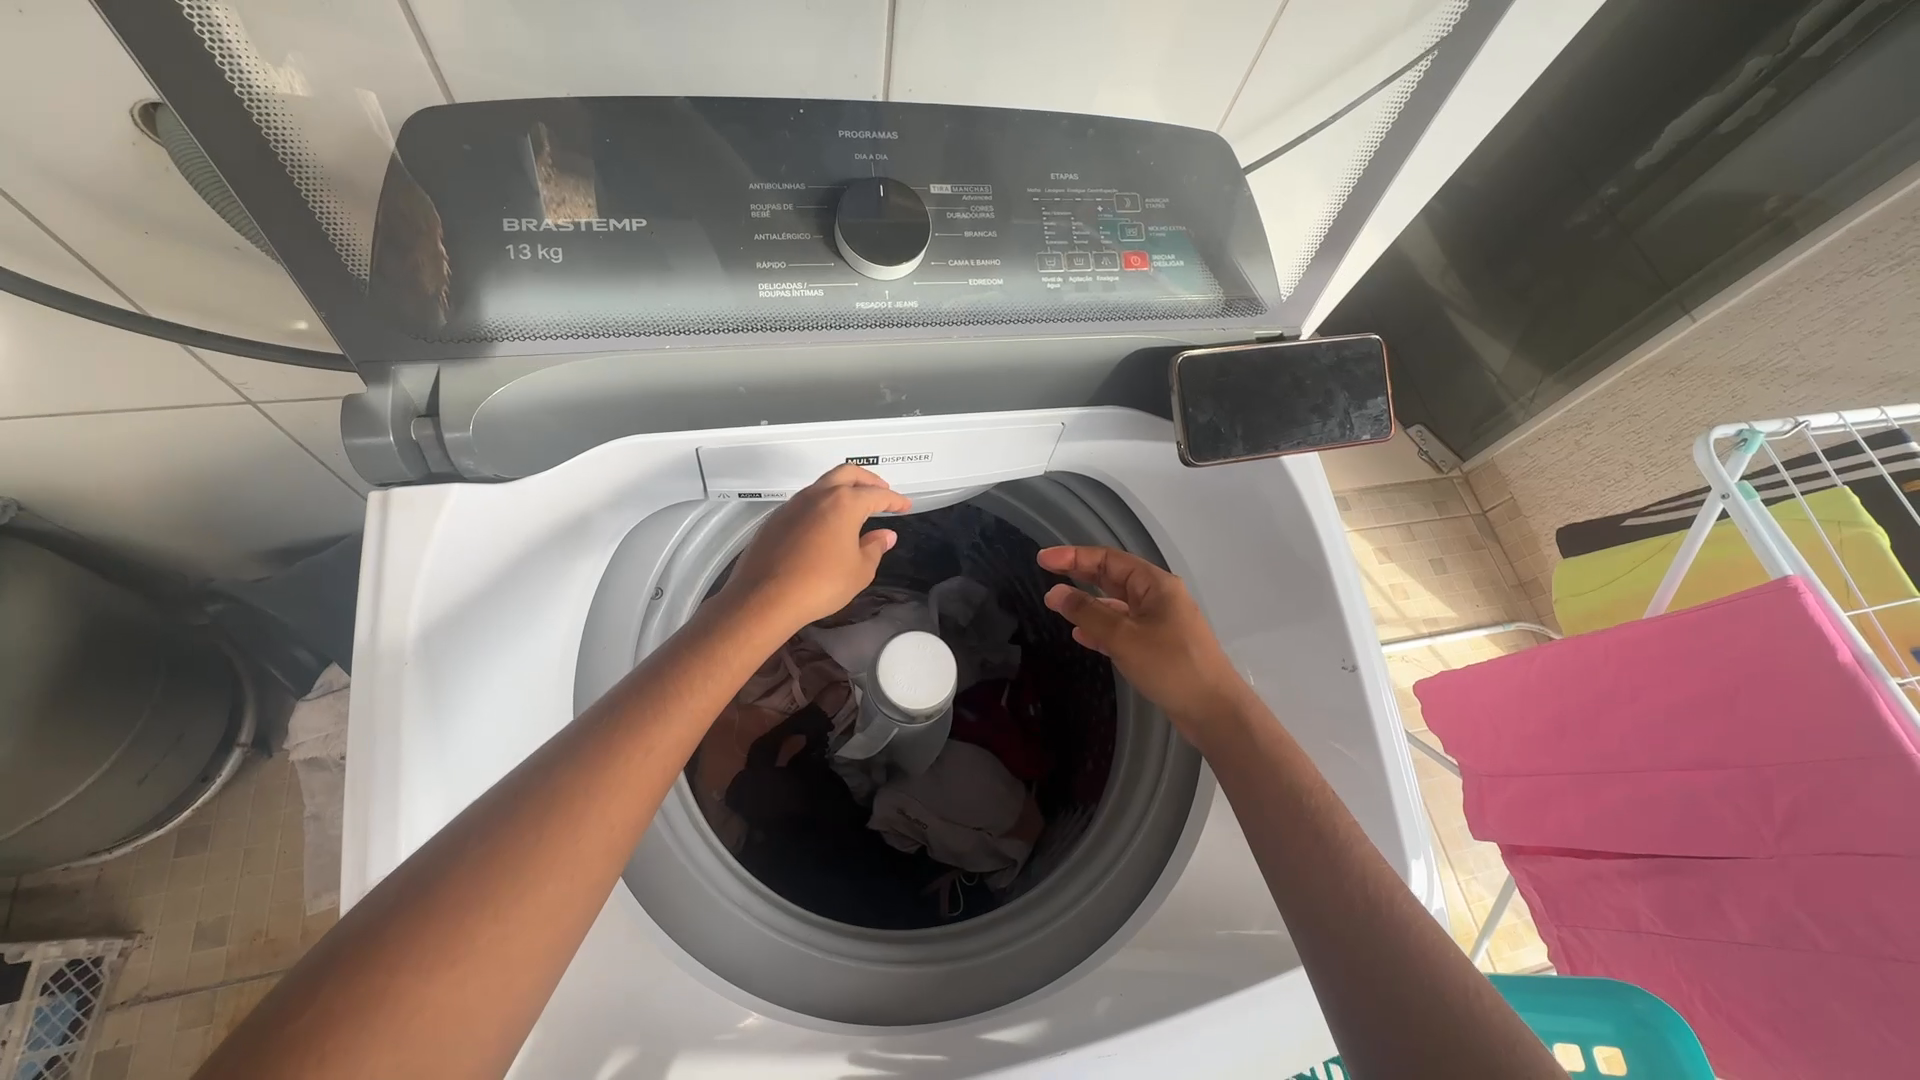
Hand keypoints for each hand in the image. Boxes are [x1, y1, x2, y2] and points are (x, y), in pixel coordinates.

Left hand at [719, 465, 911, 632]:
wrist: (765, 598)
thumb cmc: (820, 584)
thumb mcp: (860, 570)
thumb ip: (875, 548)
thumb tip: (884, 536)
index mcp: (844, 503)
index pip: (876, 495)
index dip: (894, 500)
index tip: (904, 505)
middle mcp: (817, 495)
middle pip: (847, 474)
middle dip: (868, 479)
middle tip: (881, 491)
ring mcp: (793, 505)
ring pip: (822, 485)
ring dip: (841, 489)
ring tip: (854, 507)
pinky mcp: (775, 520)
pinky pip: (804, 503)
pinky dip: (821, 505)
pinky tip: (824, 525)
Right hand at [1038, 546, 1255, 741]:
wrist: (1213, 710)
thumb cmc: (1170, 665)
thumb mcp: (1123, 637)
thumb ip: (1087, 613)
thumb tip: (1055, 594)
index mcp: (1155, 585)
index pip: (1109, 559)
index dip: (1074, 556)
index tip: (1043, 559)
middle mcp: (1158, 597)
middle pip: (1113, 578)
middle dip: (1080, 574)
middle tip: (1046, 573)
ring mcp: (1160, 622)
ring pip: (1117, 605)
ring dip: (1088, 603)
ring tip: (1058, 605)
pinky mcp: (1158, 646)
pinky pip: (1123, 629)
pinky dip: (1101, 629)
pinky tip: (1081, 635)